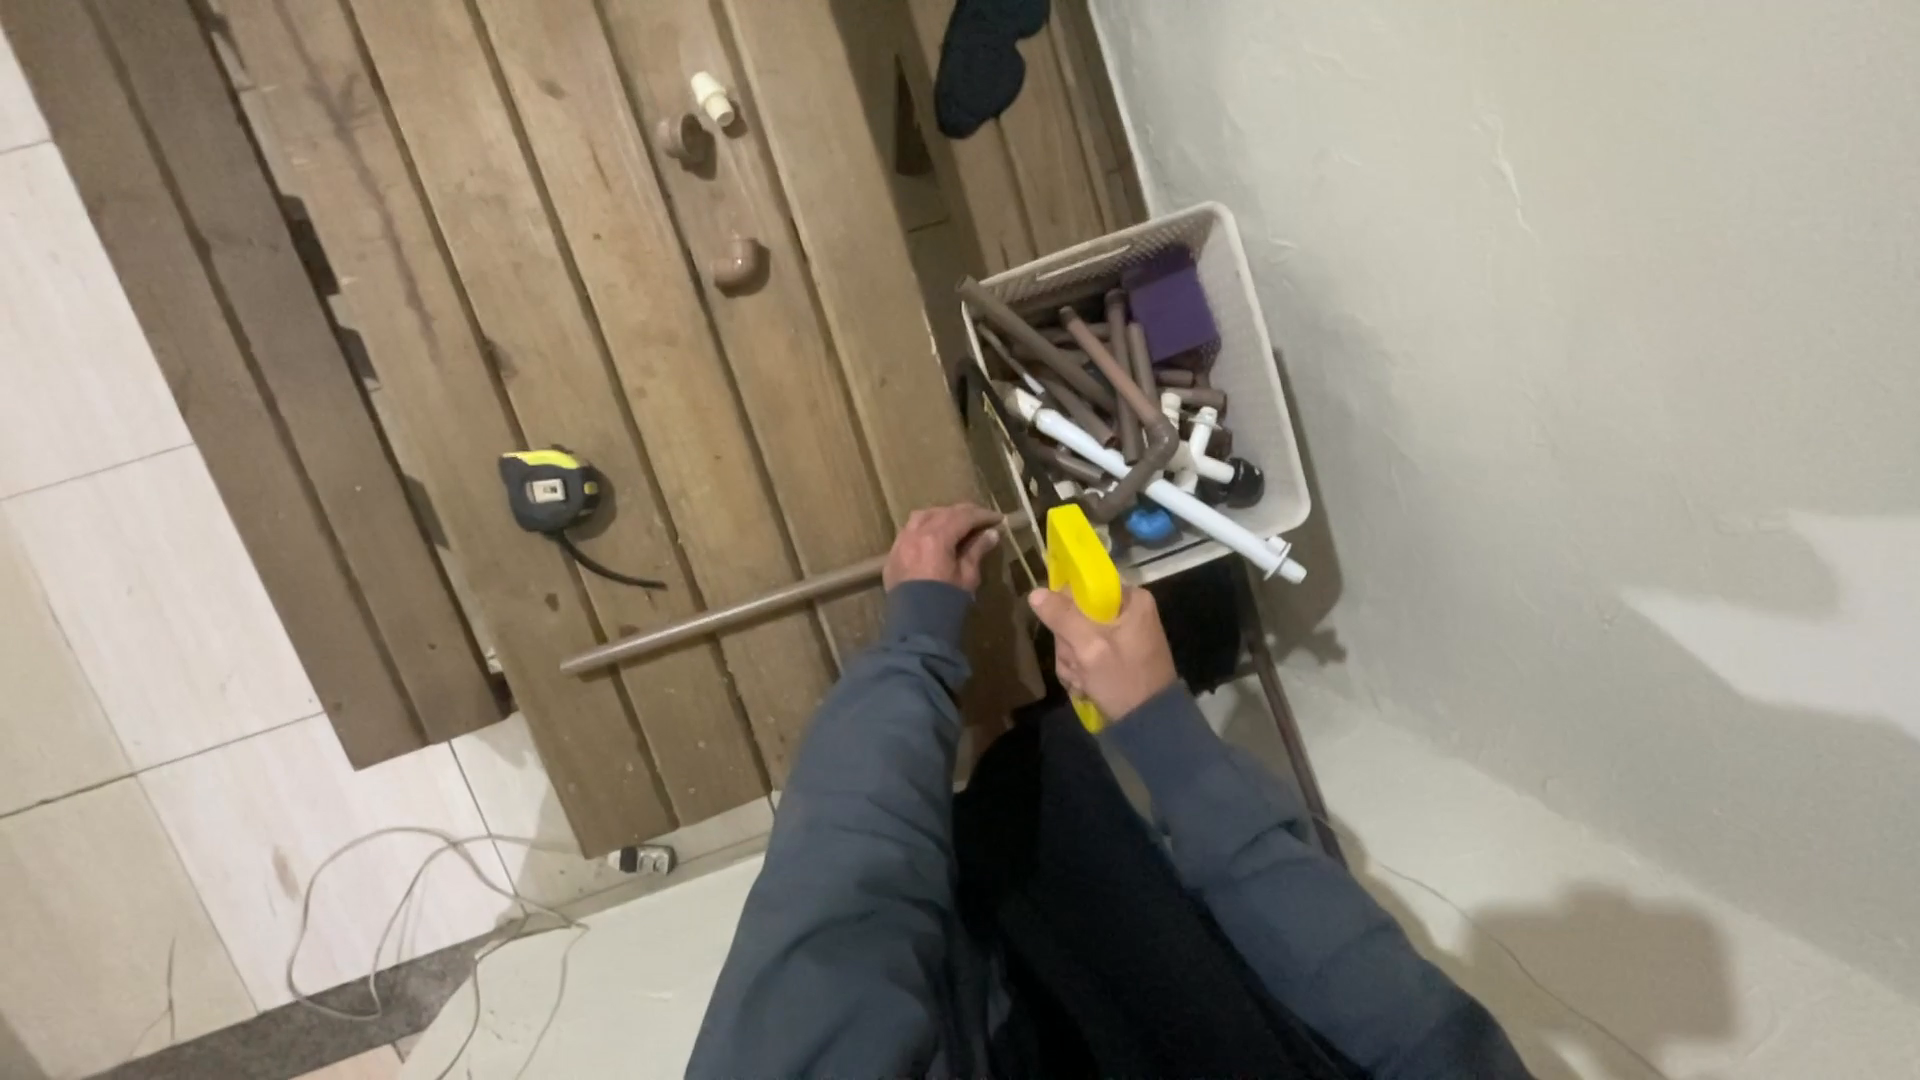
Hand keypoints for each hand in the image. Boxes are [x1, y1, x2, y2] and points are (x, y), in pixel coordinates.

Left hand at [883, 504, 1002, 593]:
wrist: (916, 629)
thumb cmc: (946, 602)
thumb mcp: (968, 576)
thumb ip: (977, 550)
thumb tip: (991, 534)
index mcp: (936, 539)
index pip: (963, 517)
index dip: (982, 516)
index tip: (998, 519)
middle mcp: (915, 535)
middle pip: (942, 513)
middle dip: (963, 513)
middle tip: (980, 519)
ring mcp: (900, 544)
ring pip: (921, 517)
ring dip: (941, 516)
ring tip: (956, 524)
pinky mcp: (893, 556)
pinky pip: (908, 532)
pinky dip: (924, 528)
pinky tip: (934, 537)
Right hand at [1027, 585, 1177, 719]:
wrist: (1150, 725)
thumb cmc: (1124, 681)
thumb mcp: (1090, 647)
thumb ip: (1062, 617)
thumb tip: (1034, 592)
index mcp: (1130, 599)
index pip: (1083, 587)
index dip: (1066, 609)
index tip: (1066, 634)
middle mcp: (1128, 611)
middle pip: (1076, 614)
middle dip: (1070, 644)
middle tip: (1080, 664)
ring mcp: (1122, 634)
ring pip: (1076, 636)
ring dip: (1073, 661)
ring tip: (1085, 680)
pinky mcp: (1116, 654)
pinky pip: (1085, 652)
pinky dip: (1081, 670)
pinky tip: (1087, 685)